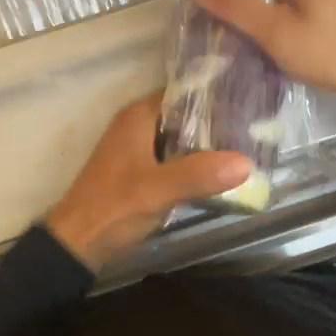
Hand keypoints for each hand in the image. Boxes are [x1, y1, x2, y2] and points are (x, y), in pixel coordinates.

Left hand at [45, 95, 253, 270]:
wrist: (77, 244)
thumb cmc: (114, 208)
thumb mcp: (158, 190)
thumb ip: (198, 174)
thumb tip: (246, 161)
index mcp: (138, 116)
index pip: (184, 91)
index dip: (216, 94)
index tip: (251, 100)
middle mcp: (138, 123)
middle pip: (186, 113)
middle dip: (218, 120)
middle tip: (258, 126)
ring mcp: (138, 147)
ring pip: (182, 136)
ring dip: (209, 142)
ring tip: (249, 145)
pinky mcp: (141, 169)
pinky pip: (175, 155)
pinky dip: (196, 160)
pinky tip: (222, 170)